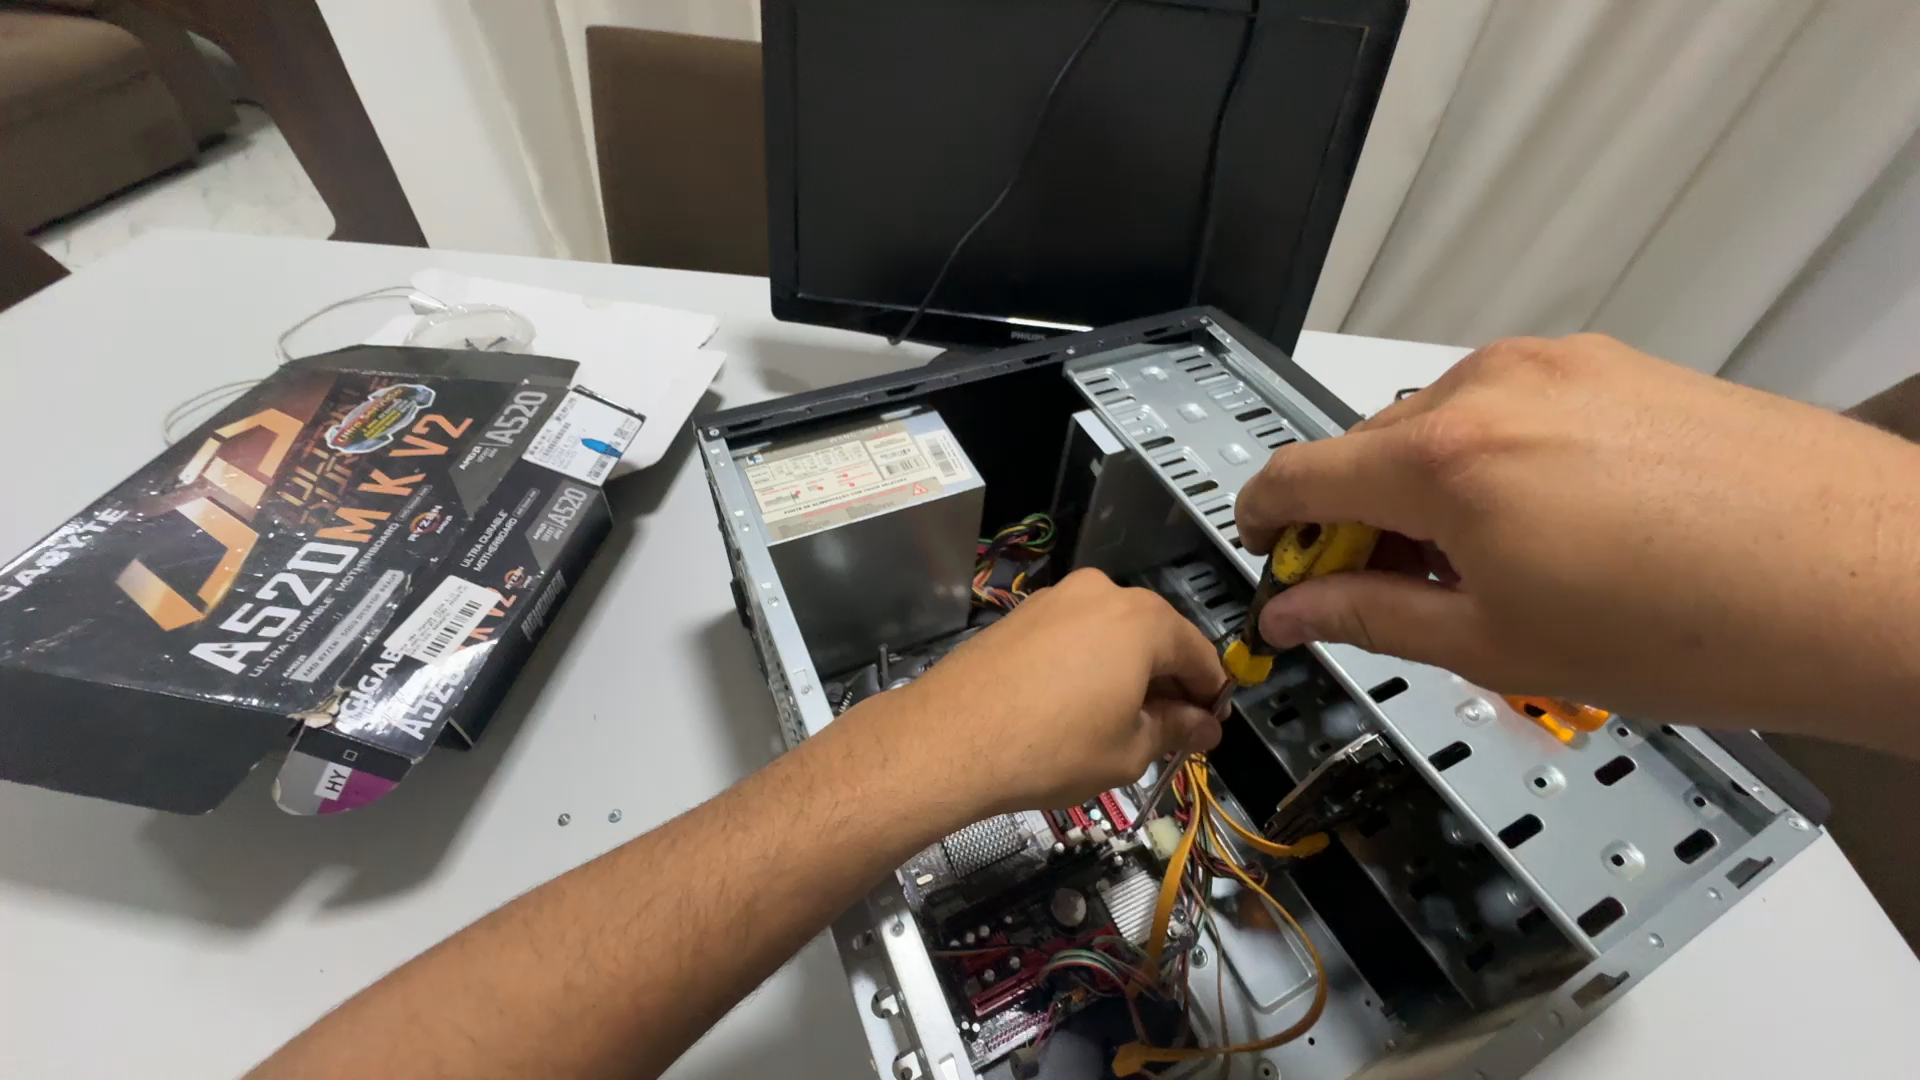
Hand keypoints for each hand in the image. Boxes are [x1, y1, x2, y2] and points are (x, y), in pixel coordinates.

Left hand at [876, 568, 1225, 814]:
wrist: (950, 738)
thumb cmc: (1051, 747)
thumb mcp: (1128, 750)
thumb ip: (1175, 730)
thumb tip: (1203, 725)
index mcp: (1141, 619)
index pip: (1199, 654)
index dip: (1210, 694)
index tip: (1209, 727)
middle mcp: (1101, 593)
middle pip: (1155, 636)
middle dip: (1167, 681)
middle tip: (1168, 730)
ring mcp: (1056, 598)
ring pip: (1112, 633)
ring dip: (1127, 671)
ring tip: (1118, 722)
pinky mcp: (1022, 614)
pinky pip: (1074, 634)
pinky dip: (1089, 662)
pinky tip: (1076, 703)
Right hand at [1235, 333, 1919, 747]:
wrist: (1896, 585)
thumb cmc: (1694, 626)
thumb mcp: (1489, 643)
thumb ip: (1361, 617)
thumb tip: (1285, 614)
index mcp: (1441, 458)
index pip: (1292, 475)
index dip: (1259, 518)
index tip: (1268, 552)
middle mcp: (1482, 387)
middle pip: (1354, 451)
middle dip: (1345, 518)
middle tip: (1381, 583)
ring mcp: (1547, 365)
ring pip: (1419, 426)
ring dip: (1410, 489)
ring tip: (1472, 558)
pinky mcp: (1600, 363)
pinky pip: (1488, 406)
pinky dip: (1471, 458)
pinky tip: (1530, 516)